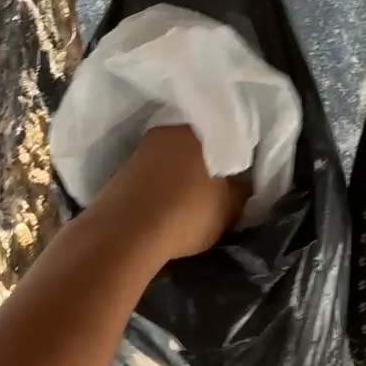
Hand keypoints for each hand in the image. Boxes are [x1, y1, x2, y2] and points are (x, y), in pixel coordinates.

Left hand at [96, 125, 248, 259]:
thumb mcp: (229, 208)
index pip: (227, 138)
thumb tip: (243, 183)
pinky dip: (164, 186)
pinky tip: (169, 205)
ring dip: (183, 175)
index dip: (237, 157)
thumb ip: (242, 190)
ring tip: (193, 200)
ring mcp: (141, 150)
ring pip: (173, 159)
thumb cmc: (188, 212)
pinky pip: (154, 173)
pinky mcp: (122, 171)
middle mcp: (168, 132)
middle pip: (197, 146)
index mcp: (200, 131)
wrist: (126, 233)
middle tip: (219, 187)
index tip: (241, 175)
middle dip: (207, 164)